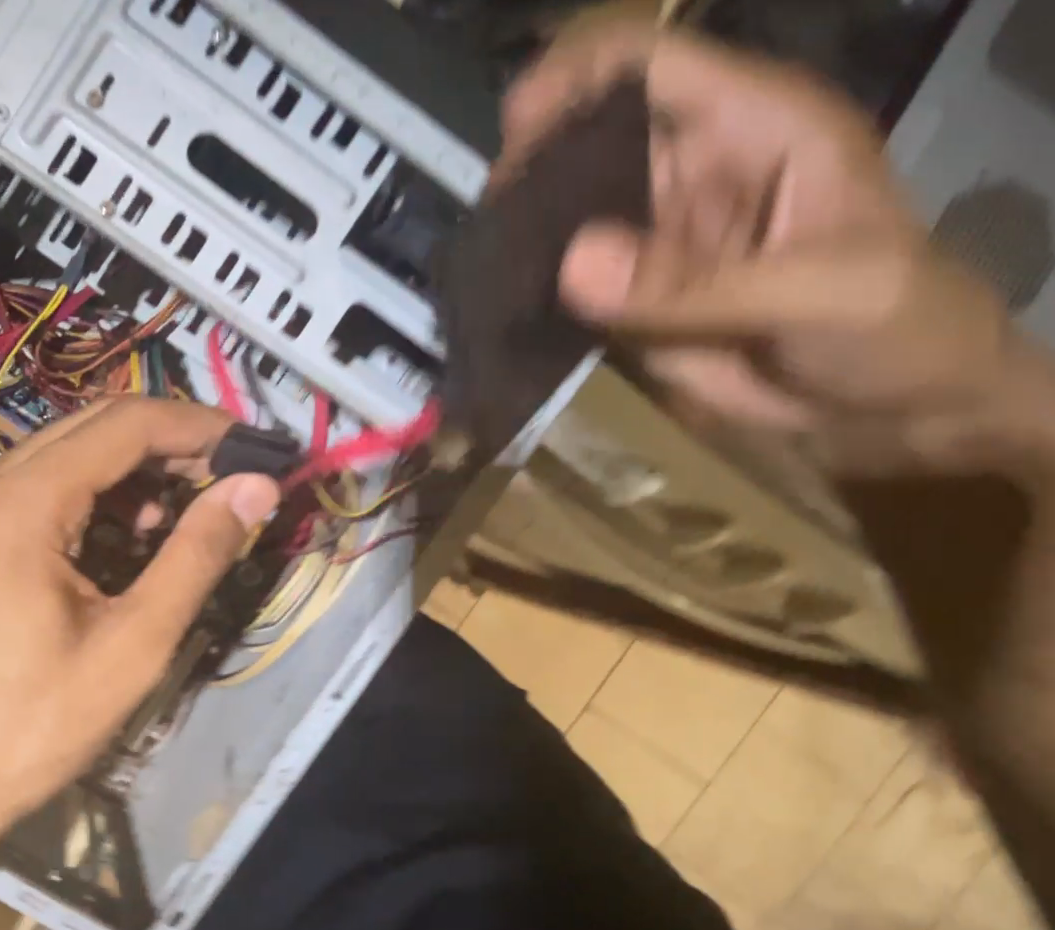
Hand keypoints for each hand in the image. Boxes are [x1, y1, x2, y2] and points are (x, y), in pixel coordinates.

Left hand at [0, 398, 279, 852]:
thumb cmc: (38, 724)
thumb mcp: (134, 644)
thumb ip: (196, 554)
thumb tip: (256, 487)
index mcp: (18, 504)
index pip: (124, 425)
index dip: (197, 427)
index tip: (255, 448)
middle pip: (92, 425)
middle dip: (168, 440)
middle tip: (231, 475)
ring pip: (65, 449)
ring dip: (131, 465)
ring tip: (188, 506)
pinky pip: (37, 482)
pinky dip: (91, 490)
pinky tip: (128, 529)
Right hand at [501, 22, 1054, 479]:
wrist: (887, 410)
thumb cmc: (895, 327)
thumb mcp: (820, 295)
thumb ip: (694, 284)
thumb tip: (571, 267)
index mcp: (750, 124)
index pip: (645, 64)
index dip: (574, 79)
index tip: (516, 137)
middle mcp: (685, 166)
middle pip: (581, 135)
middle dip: (529, 171)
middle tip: (493, 230)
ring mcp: (644, 233)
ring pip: (557, 210)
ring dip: (517, 237)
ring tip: (488, 275)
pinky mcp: (617, 292)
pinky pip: (555, 279)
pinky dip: (524, 292)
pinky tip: (502, 311)